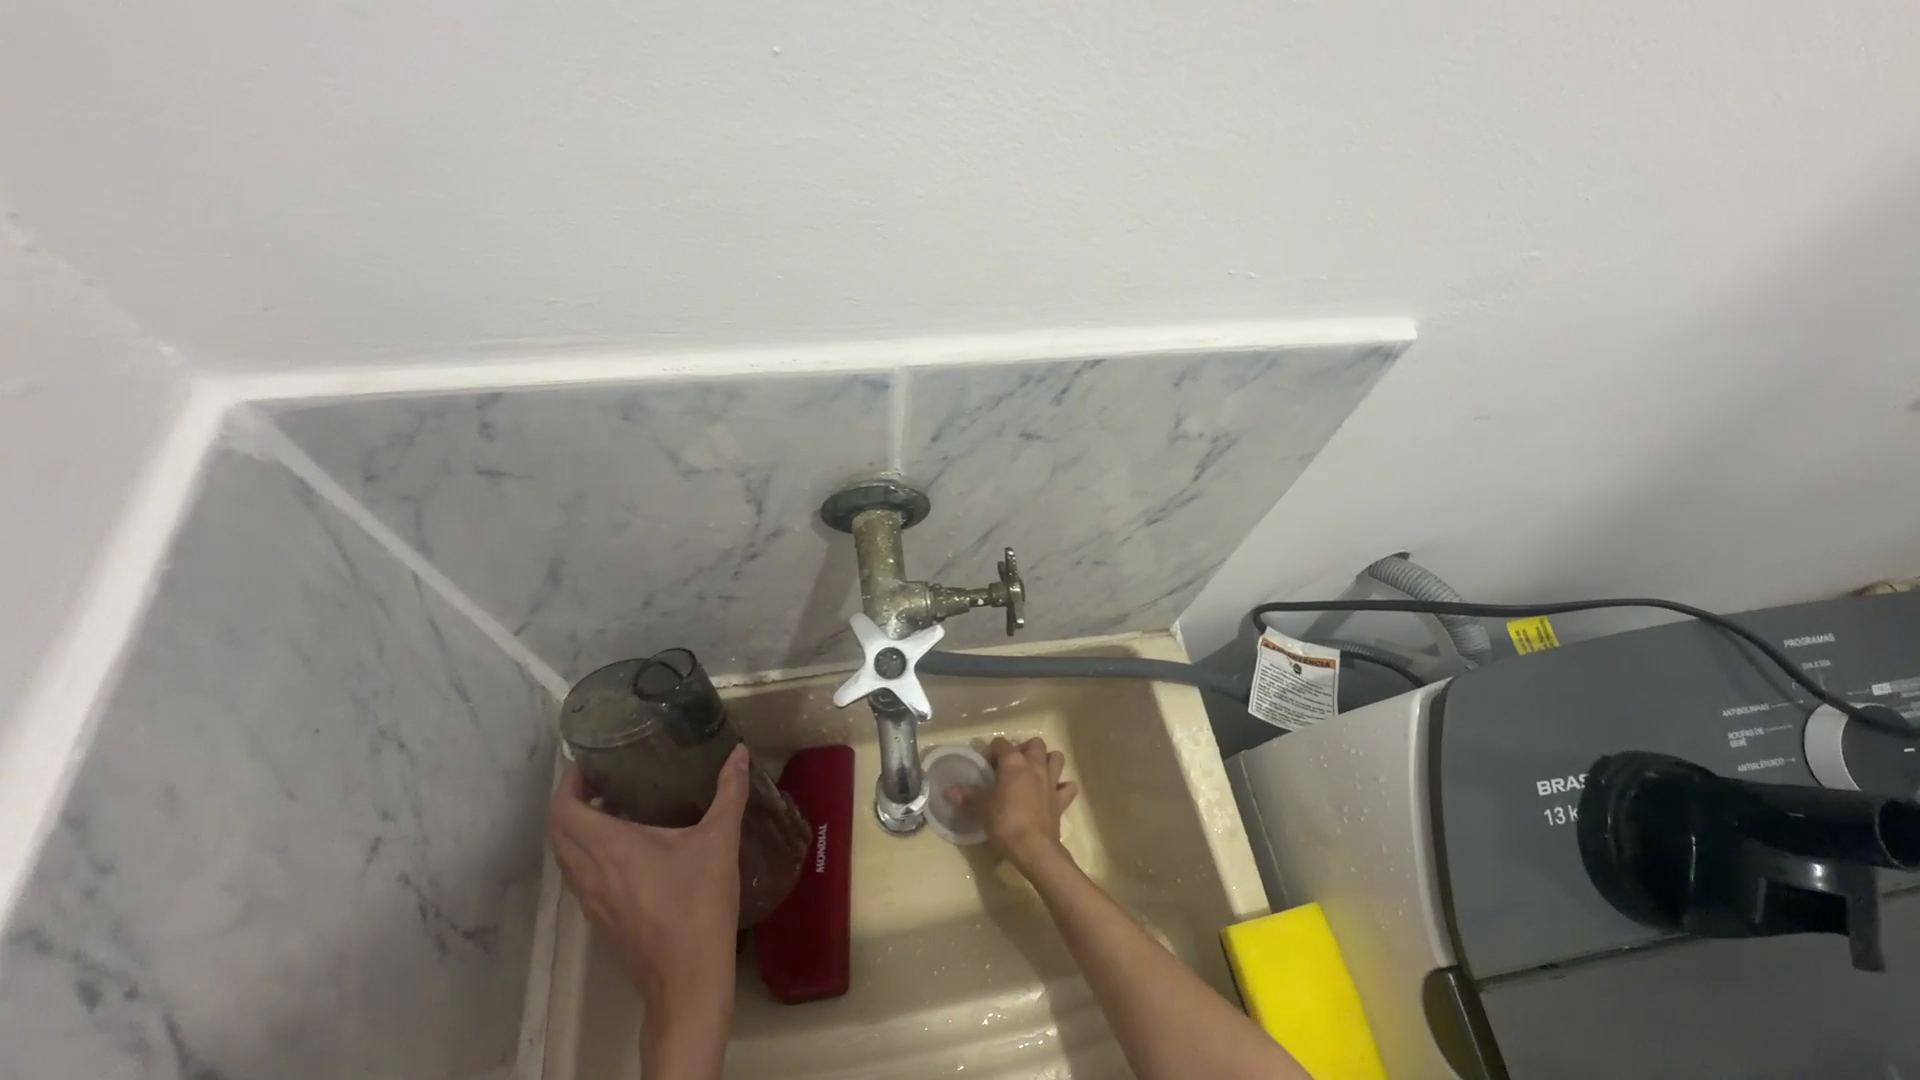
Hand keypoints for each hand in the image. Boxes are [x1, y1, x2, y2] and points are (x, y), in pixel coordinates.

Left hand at [547, 743, 749, 1078]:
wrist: (687, 978)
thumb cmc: (698, 904)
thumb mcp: (719, 842)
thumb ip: (729, 793)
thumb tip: (740, 752)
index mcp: (609, 847)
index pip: (564, 809)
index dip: (569, 782)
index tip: (589, 763)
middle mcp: (589, 872)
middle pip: (557, 832)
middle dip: (570, 803)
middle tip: (601, 782)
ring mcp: (591, 900)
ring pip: (565, 858)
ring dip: (576, 831)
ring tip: (610, 811)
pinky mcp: (600, 920)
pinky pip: (579, 878)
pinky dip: (587, 856)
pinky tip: (624, 853)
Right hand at [950, 736, 1079, 871]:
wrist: (1034, 848)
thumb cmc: (1005, 822)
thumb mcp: (981, 808)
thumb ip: (967, 796)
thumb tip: (948, 792)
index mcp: (1014, 763)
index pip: (1001, 744)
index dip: (992, 751)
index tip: (985, 765)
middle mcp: (1035, 766)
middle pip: (1034, 744)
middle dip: (1024, 749)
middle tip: (1011, 765)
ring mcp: (1052, 782)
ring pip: (1056, 757)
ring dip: (1047, 760)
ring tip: (1034, 772)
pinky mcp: (1062, 800)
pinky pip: (1067, 787)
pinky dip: (1062, 787)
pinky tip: (1053, 793)